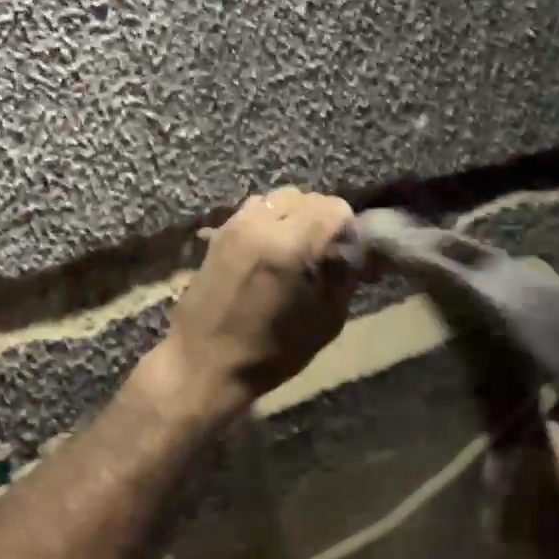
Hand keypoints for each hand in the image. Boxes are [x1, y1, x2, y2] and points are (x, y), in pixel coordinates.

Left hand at [131, 186, 357, 424]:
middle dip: (322, 220)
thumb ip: (344, 275)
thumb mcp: (326, 320)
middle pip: (306, 197)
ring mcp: (235, 224)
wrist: (203, 361)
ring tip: (297, 251)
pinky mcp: (218, 231)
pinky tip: (271, 252)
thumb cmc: (271, 352)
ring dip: (294, 217)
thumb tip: (355, 250)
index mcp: (289, 245)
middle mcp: (260, 223)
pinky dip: (270, 221)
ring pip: (278, 198)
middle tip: (325, 254)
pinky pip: (254, 210)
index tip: (348, 256)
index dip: (349, 230)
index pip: (335, 208)